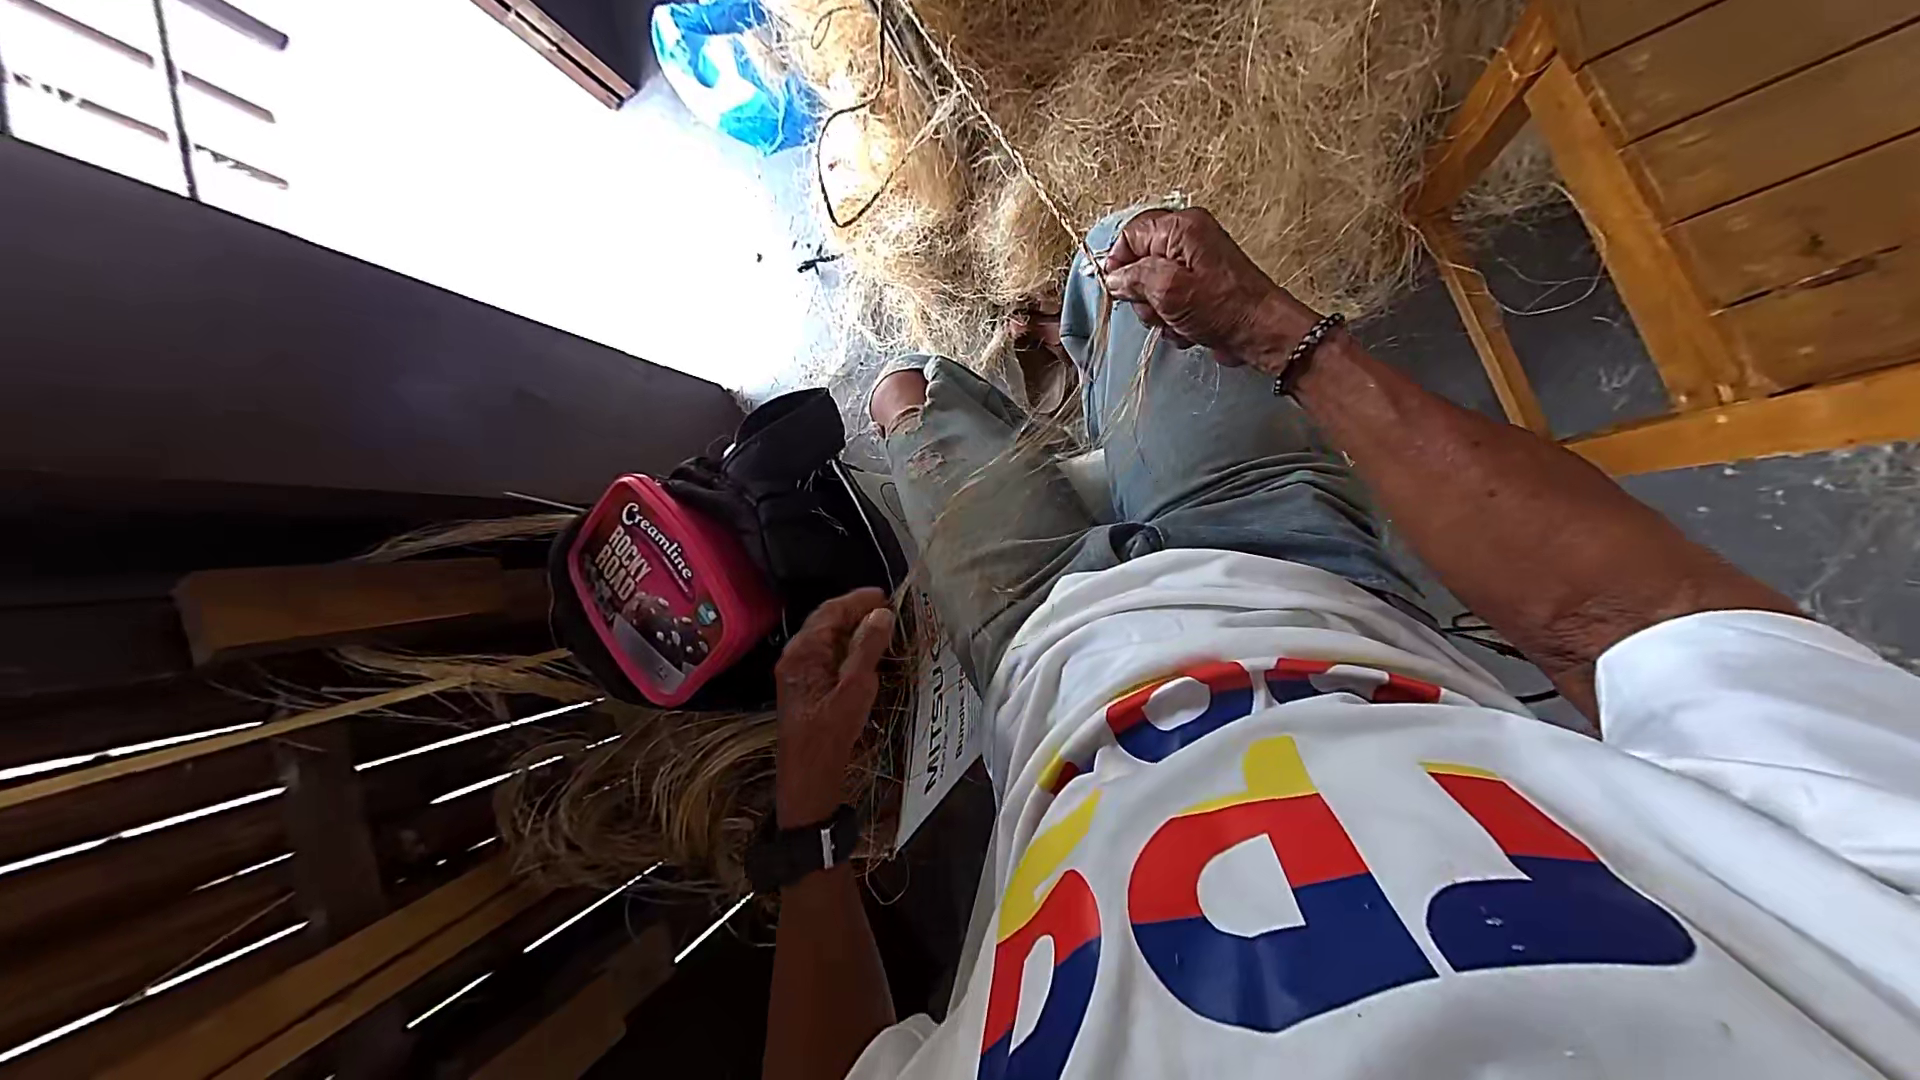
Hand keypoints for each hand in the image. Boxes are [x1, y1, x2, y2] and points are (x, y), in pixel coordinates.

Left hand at [773, 588, 894, 827]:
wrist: (809, 782)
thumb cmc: (830, 736)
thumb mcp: (855, 690)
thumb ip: (867, 648)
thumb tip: (881, 614)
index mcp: (803, 652)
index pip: (830, 610)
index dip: (858, 600)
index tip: (886, 596)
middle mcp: (796, 657)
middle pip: (827, 622)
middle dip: (857, 612)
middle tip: (888, 610)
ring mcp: (799, 673)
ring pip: (828, 639)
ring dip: (854, 630)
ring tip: (883, 628)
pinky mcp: (807, 688)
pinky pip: (828, 656)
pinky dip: (849, 648)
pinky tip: (868, 655)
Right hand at [1102, 207, 1320, 371]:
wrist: (1256, 332)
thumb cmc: (1222, 307)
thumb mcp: (1168, 289)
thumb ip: (1134, 277)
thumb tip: (1114, 278)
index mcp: (1181, 228)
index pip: (1130, 234)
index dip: (1118, 263)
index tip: (1118, 289)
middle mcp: (1187, 240)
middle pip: (1138, 264)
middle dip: (1140, 293)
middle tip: (1157, 306)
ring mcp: (1192, 265)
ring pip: (1150, 289)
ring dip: (1155, 311)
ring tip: (1174, 319)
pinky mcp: (1197, 288)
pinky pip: (1166, 303)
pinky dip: (1170, 319)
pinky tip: (1184, 325)